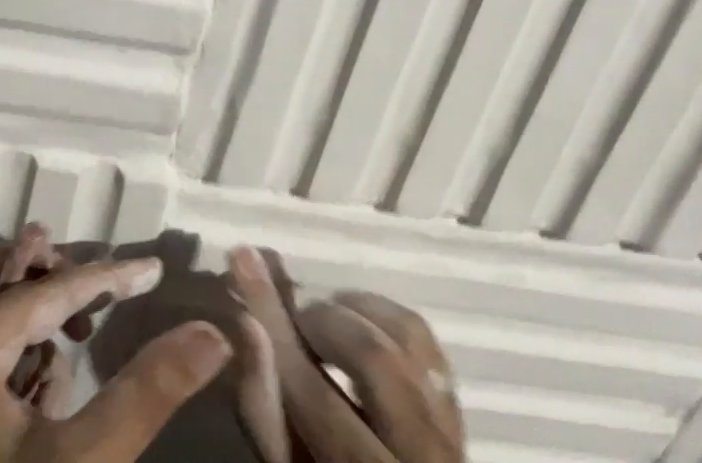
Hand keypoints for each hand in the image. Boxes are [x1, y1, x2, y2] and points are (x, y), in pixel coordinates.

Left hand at [0, 226, 235, 461]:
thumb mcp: (86, 458)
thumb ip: (147, 391)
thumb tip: (210, 334)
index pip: (52, 288)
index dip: (109, 276)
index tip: (155, 270)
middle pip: (2, 268)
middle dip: (55, 273)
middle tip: (104, 295)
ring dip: (35, 304)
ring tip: (81, 336)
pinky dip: (15, 339)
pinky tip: (47, 383)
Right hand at [226, 246, 462, 462]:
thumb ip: (262, 406)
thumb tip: (248, 323)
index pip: (314, 392)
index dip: (273, 323)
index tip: (243, 258)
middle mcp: (421, 452)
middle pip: (375, 355)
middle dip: (323, 321)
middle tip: (295, 326)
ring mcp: (451, 429)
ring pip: (409, 334)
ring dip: (357, 311)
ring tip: (325, 324)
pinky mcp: (458, 408)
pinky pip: (428, 338)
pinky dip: (384, 316)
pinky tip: (358, 326)